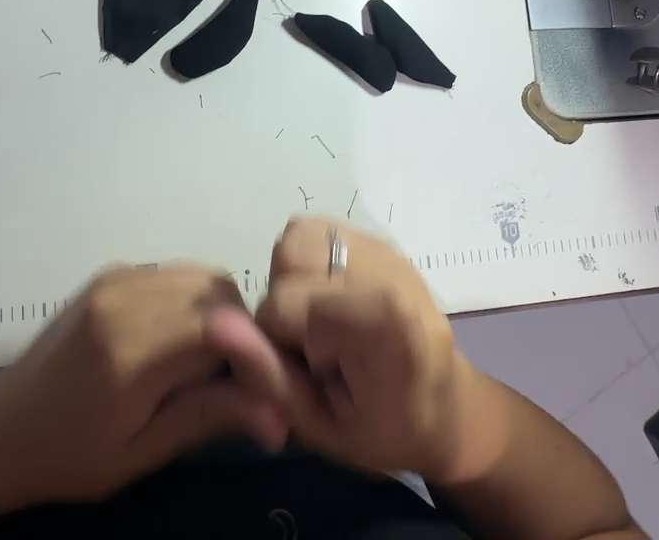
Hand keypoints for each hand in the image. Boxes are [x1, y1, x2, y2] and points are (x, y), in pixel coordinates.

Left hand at [0, 263, 288, 505]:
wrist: (0, 428)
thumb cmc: (70, 455)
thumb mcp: (141, 452)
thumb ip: (208, 418)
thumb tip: (281, 416)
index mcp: (131, 350)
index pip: (224, 325)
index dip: (253, 352)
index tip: (259, 389)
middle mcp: (125, 298)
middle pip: (218, 290)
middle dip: (239, 329)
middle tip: (229, 378)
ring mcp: (116, 278)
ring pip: (199, 275)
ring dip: (217, 312)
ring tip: (200, 362)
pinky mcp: (110, 272)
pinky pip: (172, 273)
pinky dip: (190, 300)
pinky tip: (173, 340)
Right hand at [213, 217, 509, 483]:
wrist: (446, 405)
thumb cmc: (385, 428)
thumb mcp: (321, 426)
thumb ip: (267, 374)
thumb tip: (212, 323)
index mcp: (384, 321)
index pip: (283, 305)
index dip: (277, 345)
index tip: (312, 375)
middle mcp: (387, 269)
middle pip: (288, 257)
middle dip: (283, 305)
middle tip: (316, 348)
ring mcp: (384, 245)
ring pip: (296, 236)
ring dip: (292, 278)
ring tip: (321, 320)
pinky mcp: (377, 237)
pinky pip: (313, 230)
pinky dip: (306, 261)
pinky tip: (329, 298)